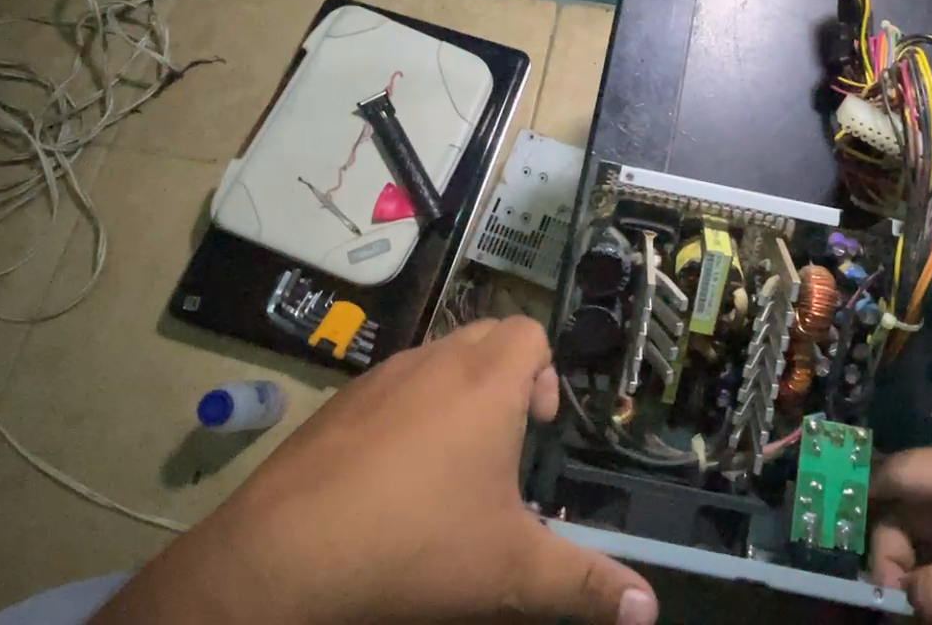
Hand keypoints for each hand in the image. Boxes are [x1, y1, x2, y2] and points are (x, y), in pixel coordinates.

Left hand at [93, 317, 657, 624]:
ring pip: (437, 357)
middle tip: (502, 442)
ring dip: (456, 391)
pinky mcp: (338, 401)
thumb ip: (585, 583)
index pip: (531, 333)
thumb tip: (649, 609)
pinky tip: (390, 475)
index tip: (537, 429)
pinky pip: (390, 385)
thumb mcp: (512, 572)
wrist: (282, 558)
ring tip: (449, 462)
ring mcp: (381, 376)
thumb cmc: (416, 545)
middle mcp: (436, 362)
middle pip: (487, 335)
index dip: (546, 372)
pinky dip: (406, 410)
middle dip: (507, 376)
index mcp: (486, 382)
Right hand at [870, 444, 931, 624]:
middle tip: (877, 602)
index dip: (855, 501)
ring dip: (901, 577)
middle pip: (901, 508)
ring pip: (917, 541)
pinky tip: (919, 608)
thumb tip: (877, 594)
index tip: (822, 539)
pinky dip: (928, 588)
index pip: (894, 472)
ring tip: (894, 607)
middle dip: (881, 553)